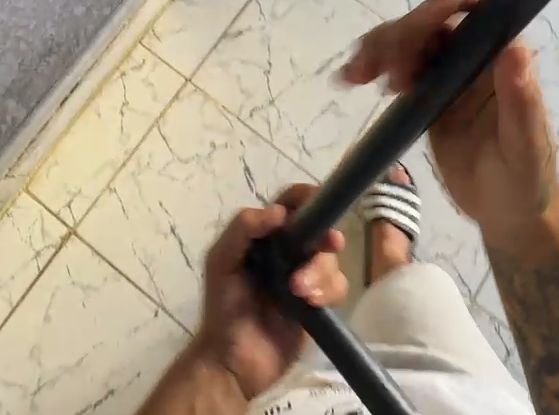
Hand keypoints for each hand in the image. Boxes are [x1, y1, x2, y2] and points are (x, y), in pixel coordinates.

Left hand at [193, 184, 347, 399]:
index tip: (320, 199)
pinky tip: (310, 302)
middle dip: (325, 236)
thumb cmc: (223, 306)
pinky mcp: (317, 302)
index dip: (308, 196)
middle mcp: (289, 250)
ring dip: (319, 271)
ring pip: (329, 259)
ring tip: (299, 291)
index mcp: (267, 235)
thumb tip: (279, 211)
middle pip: (318, 230)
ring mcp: (305, 276)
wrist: (232, 361)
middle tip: (330, 243)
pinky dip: (328, 290)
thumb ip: (242, 229)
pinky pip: (337, 287)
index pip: (292, 203)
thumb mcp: (221, 260)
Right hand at [342, 0, 558, 253]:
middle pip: (433, 18)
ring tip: (355, 74)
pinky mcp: (428, 91)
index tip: (415, 27)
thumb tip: (515, 48)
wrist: (508, 217)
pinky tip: (352, 77)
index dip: (443, 4)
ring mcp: (451, 70)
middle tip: (380, 72)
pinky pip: (398, 64)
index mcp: (504, 56)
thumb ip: (521, 99)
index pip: (476, 5)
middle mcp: (477, 53)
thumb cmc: (527, 181)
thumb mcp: (525, 144)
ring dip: (380, 46)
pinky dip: (373, 64)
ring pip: (410, 37)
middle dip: (402, 34)